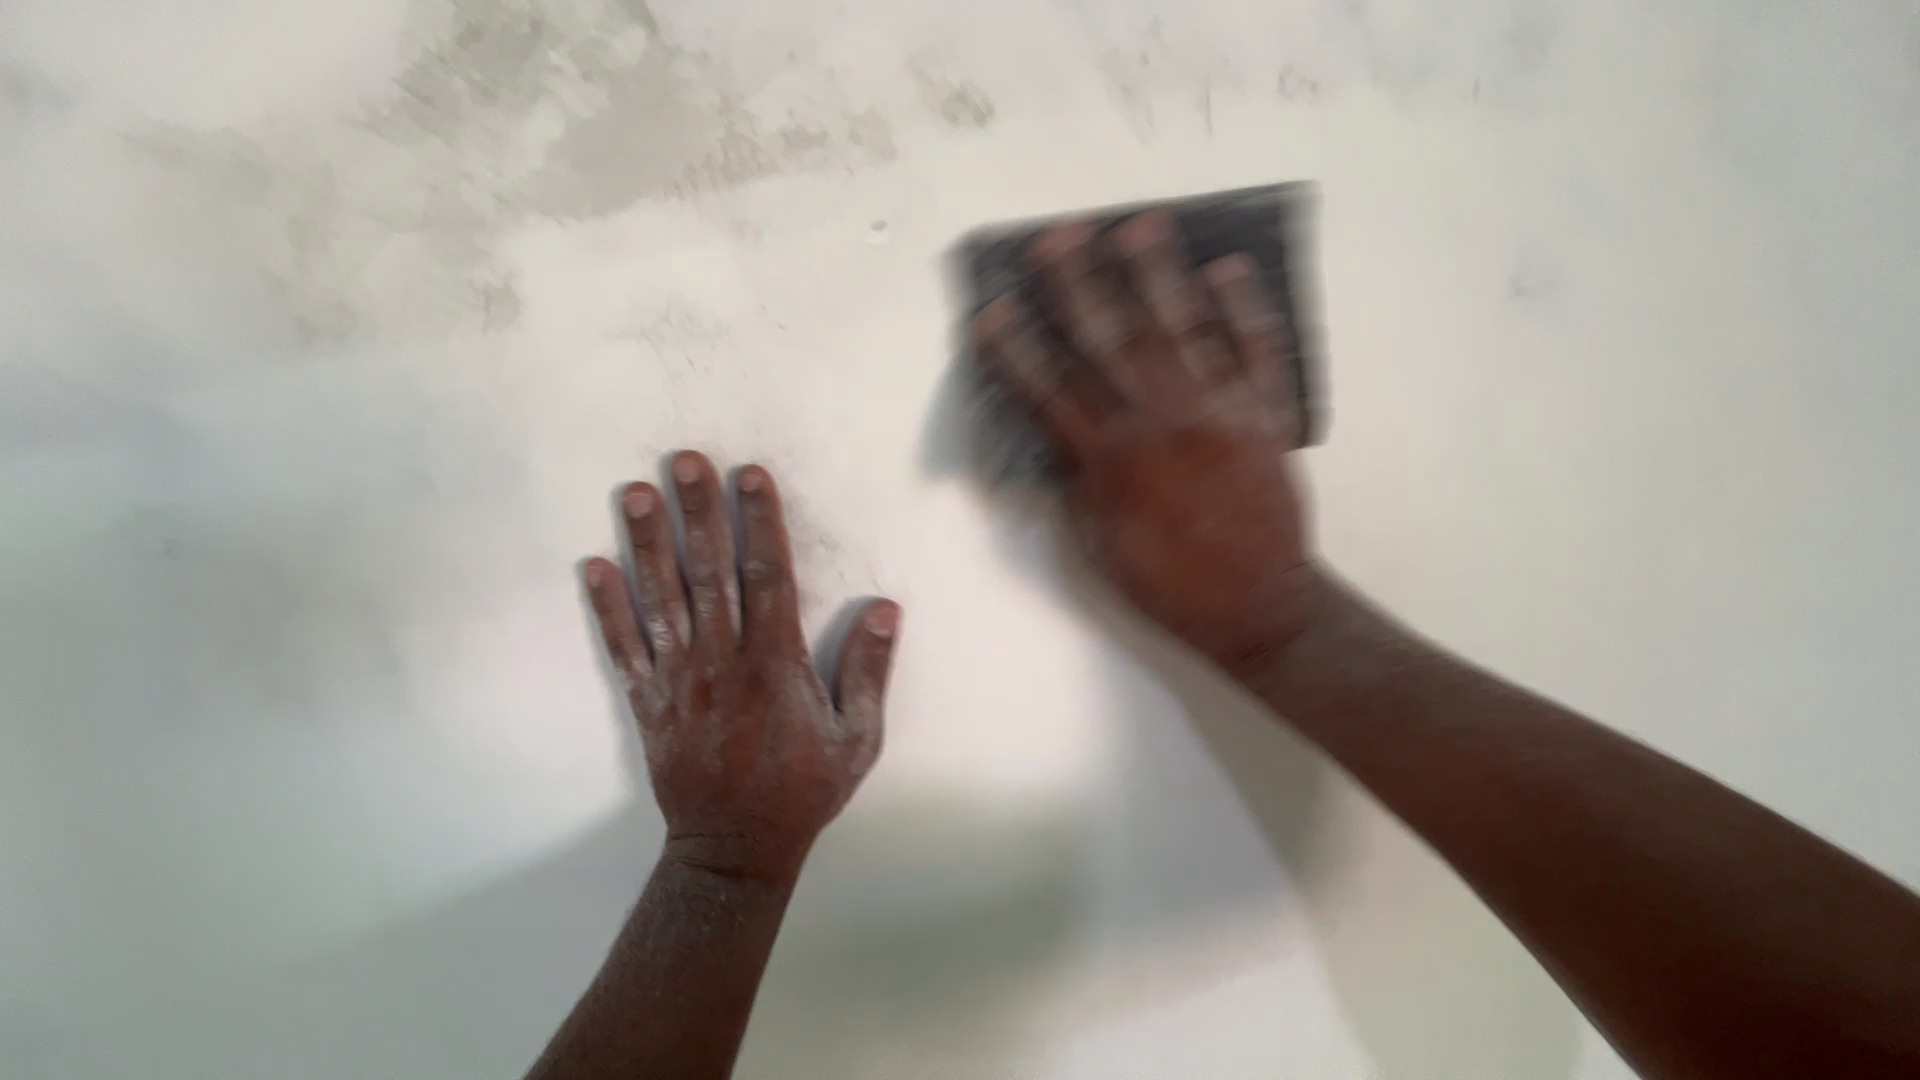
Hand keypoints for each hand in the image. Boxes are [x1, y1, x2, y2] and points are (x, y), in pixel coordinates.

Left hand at [584, 452, 898, 881]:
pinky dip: (606, 609)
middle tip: (686, 461)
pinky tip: (593, 567)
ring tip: (638, 494)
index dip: (761, 523)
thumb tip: (884, 609)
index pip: (769, 577)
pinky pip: (624, 649)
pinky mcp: (648, 702)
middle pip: (711, 574)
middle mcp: (723, 661)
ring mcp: (679, 680)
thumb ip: (868, 673)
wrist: (735, 848)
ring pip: (662, 600)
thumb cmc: (803, 789)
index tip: (750, 477)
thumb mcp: (857, 739)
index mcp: (775, 664)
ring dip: (648, 544)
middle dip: (700, 513)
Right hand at [972, 212, 1321, 674]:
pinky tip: (1229, 268)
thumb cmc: (1168, 586)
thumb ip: (1076, 487)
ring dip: (1157, 276)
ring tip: (1139, 225)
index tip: (991, 311)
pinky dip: (1244, 310)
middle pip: (1111, 344)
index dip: (1015, 352)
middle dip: (1078, 288)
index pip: (1049, 394)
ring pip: (1181, 333)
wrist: (1258, 608)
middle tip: (1057, 239)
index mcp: (1111, 463)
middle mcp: (1159, 426)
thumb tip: (1055, 438)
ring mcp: (1217, 414)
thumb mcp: (1100, 549)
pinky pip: (1256, 355)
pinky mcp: (1263, 418)